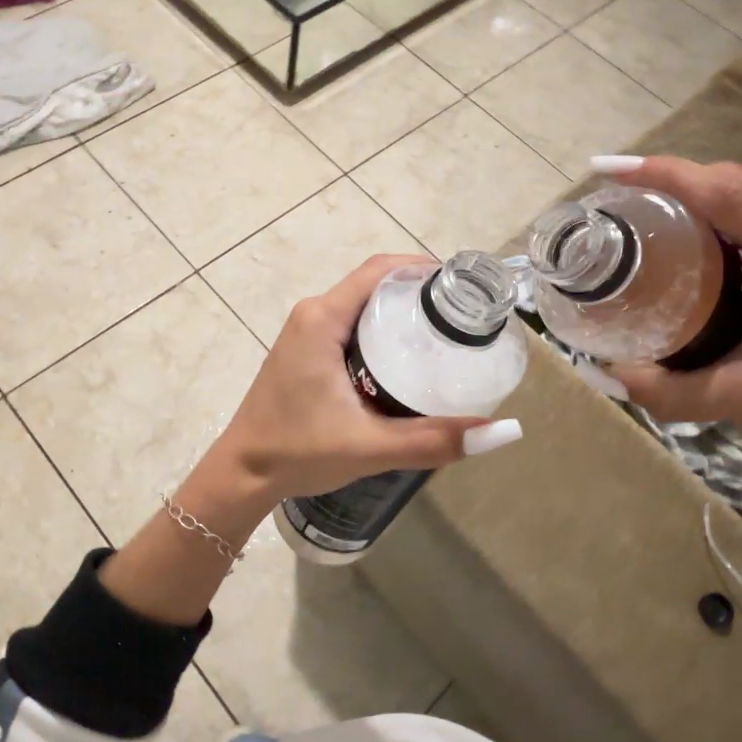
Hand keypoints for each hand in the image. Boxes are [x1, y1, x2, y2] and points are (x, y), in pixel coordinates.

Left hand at [206, 254, 499, 501]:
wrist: (242, 473)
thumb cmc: (297, 452)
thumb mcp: (370, 447)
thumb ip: (433, 440)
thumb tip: (499, 432)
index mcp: (322, 319)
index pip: (378, 270)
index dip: (422, 267)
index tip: (463, 286)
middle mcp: (312, 314)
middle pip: (374, 284)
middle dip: (419, 292)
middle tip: (465, 317)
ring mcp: (304, 332)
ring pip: (362, 305)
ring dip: (400, 312)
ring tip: (446, 335)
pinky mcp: (304, 351)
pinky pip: (350, 324)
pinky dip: (381, 330)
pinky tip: (408, 359)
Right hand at [597, 157, 741, 464]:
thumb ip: (674, 391)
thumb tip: (609, 378)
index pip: (727, 192)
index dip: (665, 175)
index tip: (610, 170)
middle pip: (737, 179)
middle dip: (674, 178)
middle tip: (621, 197)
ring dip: (700, 190)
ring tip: (649, 210)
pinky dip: (724, 207)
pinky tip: (699, 234)